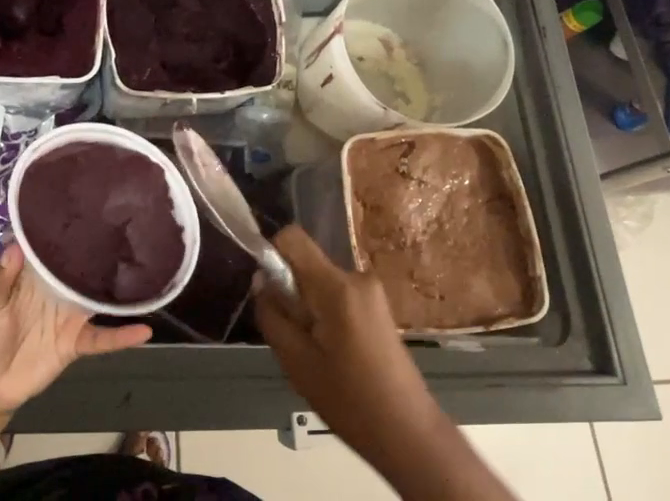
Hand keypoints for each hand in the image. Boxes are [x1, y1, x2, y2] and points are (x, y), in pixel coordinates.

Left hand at [0, 245, 152, 414]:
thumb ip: (0, 278)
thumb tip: (16, 246)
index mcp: (35, 274)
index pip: (55, 246)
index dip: (70, 229)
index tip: (92, 207)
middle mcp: (57, 289)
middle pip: (83, 268)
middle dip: (103, 252)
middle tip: (133, 231)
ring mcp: (69, 315)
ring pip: (99, 298)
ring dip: (120, 290)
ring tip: (151, 272)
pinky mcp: (76, 342)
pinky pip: (102, 338)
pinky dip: (122, 337)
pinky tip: (145, 331)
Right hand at [253, 226, 448, 457]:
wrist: (407, 431)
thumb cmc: (348, 399)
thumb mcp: (295, 361)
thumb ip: (272, 315)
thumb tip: (261, 281)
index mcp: (336, 286)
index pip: (292, 238)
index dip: (272, 255)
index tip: (268, 291)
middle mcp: (356, 277)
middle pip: (307, 264)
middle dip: (291, 293)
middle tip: (295, 337)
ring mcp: (371, 291)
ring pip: (320, 283)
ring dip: (309, 308)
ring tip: (315, 352)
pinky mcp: (378, 306)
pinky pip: (337, 295)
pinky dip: (326, 315)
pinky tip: (333, 354)